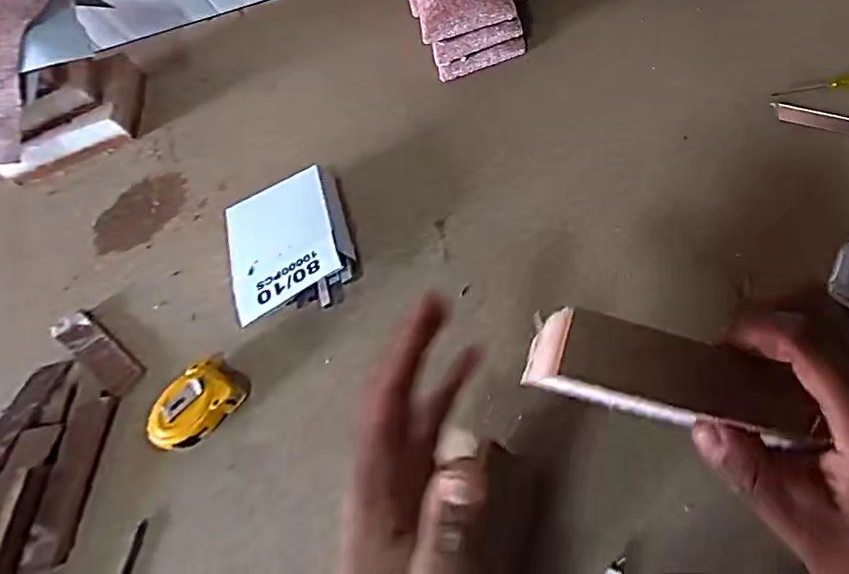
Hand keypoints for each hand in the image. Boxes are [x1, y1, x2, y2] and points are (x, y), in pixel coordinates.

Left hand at [342, 294, 484, 573]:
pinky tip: (469, 372)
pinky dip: (453, 391)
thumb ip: (449, 515)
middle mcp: (388, 478)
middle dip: (412, 345)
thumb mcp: (435, 567)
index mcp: (379, 490)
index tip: (424, 309)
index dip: (402, 351)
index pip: (384, 406)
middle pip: (393, 398)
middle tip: (433, 301)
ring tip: (452, 326)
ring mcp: (407, 483)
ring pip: (416, 408)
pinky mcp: (429, 489)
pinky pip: (438, 427)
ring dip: (433, 363)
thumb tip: (464, 458)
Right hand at [690, 296, 848, 573]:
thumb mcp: (804, 526)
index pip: (812, 345)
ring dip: (786, 316)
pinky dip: (800, 333)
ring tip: (744, 344)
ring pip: (831, 318)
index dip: (765, 329)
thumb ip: (753, 475)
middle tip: (728, 337)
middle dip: (772, 311)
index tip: (723, 338)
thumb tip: (705, 427)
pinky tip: (773, 360)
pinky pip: (835, 336)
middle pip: (823, 315)